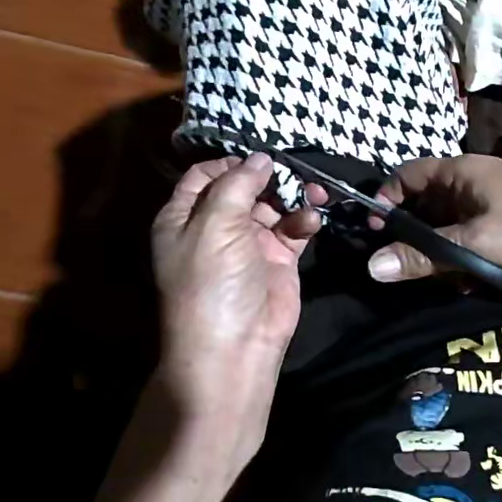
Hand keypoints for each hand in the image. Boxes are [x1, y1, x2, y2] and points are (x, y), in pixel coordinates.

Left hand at [152, 154, 322, 403]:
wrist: (237, 344)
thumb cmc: (213, 281)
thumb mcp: (215, 225)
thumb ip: (238, 184)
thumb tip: (262, 157)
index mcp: (185, 217)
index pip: (206, 175)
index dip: (231, 163)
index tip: (260, 157)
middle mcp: (217, 227)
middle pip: (245, 187)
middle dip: (270, 177)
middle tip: (294, 171)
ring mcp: (250, 243)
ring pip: (274, 205)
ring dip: (294, 195)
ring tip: (315, 191)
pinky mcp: (280, 259)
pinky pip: (294, 228)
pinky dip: (304, 220)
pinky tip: (311, 221)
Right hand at [366, 155, 501, 288]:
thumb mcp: (475, 244)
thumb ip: (424, 255)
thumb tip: (372, 266)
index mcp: (464, 171)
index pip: (409, 174)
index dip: (387, 198)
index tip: (375, 231)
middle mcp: (475, 182)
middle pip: (427, 204)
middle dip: (416, 236)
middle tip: (410, 266)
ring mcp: (493, 204)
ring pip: (449, 226)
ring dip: (442, 253)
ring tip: (448, 279)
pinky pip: (471, 239)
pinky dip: (465, 258)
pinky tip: (471, 282)